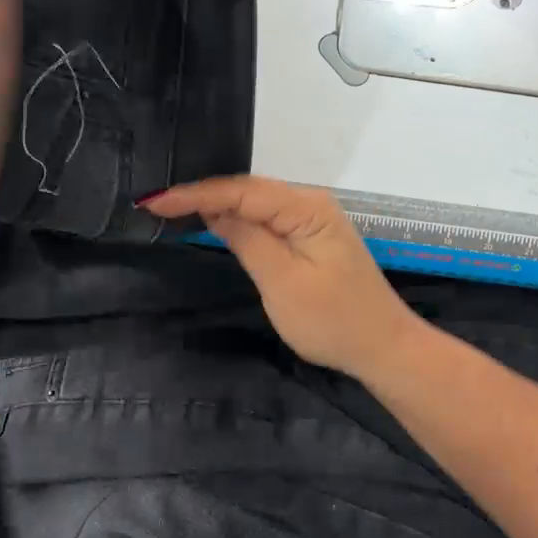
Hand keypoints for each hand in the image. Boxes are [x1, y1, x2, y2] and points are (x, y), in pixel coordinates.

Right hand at [142, 177, 425, 377]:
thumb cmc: (333, 321)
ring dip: (217, 203)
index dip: (196, 194)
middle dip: (202, 193)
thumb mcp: (282, 284)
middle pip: (248, 190)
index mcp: (307, 208)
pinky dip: (237, 217)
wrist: (382, 347)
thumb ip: (247, 241)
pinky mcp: (310, 235)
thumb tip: (213, 211)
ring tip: (173, 206)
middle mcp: (310, 202)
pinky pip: (267, 217)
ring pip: (256, 202)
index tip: (154, 201)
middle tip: (156, 202)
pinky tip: (213, 220)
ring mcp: (312, 218)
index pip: (242, 192)